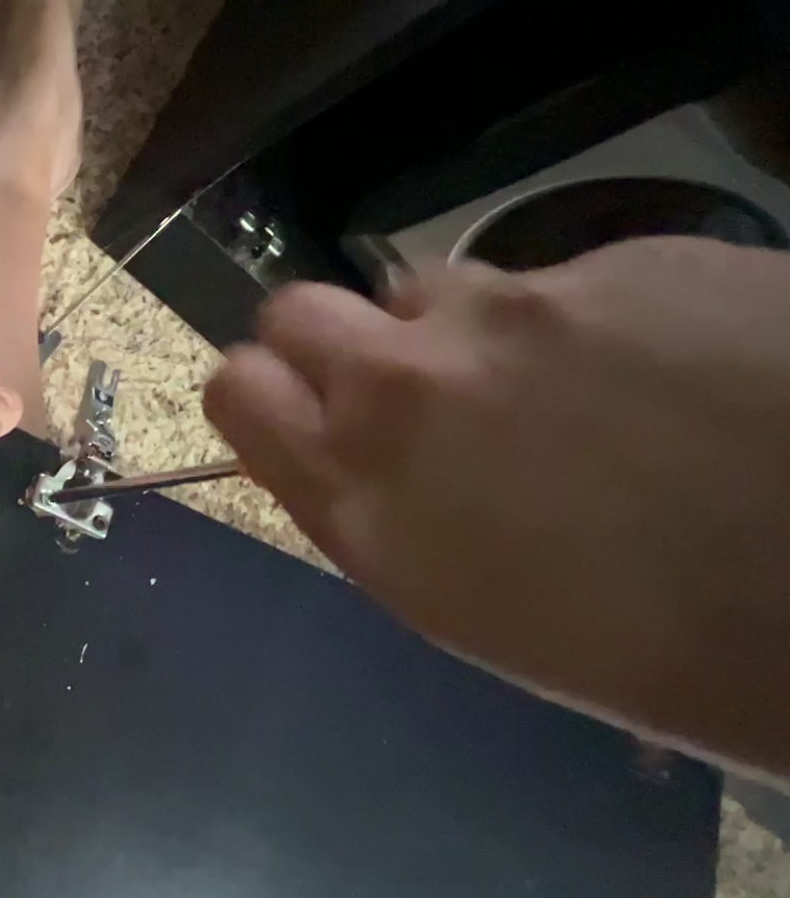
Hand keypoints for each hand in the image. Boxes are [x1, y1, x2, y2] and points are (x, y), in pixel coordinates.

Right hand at [204, 237, 789, 770]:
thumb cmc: (627, 638)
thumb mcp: (436, 592)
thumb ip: (351, 497)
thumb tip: (325, 438)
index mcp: (356, 484)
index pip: (235, 385)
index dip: (259, 391)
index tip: (295, 411)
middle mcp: (410, 385)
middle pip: (296, 309)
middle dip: (324, 342)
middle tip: (393, 385)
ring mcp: (523, 313)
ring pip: (427, 290)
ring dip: (457, 333)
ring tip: (551, 385)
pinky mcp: (641, 259)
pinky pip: (564, 278)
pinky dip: (584, 320)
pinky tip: (662, 372)